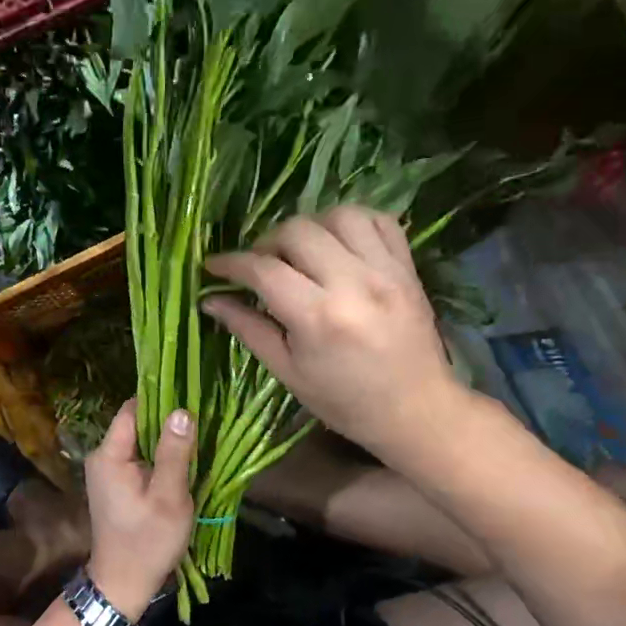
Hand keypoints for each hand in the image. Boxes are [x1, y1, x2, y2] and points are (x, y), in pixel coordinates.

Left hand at [83, 400, 195, 619]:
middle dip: (166, 422)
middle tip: (199, 423)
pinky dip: (157, 458)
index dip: (160, 402)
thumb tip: (181, 410)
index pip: (132, 410)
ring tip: (195, 441)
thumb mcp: (169, 497)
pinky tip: (180, 463)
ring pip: (139, 442)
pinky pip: (138, 458)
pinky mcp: (115, 484)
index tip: (190, 401)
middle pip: (135, 424)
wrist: (124, 583)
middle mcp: (102, 457)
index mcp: (109, 455)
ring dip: (164, 442)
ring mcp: (107, 471)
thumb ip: (174, 453)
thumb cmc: (148, 541)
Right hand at [203, 206, 478, 473]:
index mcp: (319, 317)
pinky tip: (337, 243)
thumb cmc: (344, 400)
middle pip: (297, 230)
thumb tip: (209, 299)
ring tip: (300, 252)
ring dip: (310, 227)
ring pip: (339, 215)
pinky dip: (352, 223)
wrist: (416, 410)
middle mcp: (354, 284)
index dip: (231, 263)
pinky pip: (379, 220)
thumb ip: (247, 328)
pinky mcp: (408, 267)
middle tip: (260, 265)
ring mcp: (386, 271)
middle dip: (267, 242)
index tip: (214, 266)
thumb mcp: (286, 371)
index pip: (263, 270)